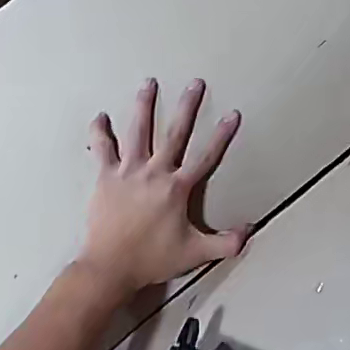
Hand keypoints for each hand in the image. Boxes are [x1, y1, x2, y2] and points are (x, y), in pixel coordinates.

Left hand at [76, 78, 248, 300]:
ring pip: (138, 131)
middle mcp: (155, 173)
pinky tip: (100, 116)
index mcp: (177, 189)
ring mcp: (129, 172)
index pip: (206, 157)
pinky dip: (99, 132)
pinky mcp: (106, 177)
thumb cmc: (151, 259)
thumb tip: (250, 232)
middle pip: (175, 133)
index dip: (221, 136)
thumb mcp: (194, 253)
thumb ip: (226, 243)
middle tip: (195, 84)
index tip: (232, 115)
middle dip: (187, 106)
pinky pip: (102, 148)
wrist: (110, 265)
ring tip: (148, 83)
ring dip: (144, 105)